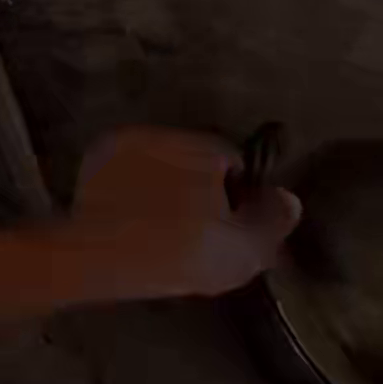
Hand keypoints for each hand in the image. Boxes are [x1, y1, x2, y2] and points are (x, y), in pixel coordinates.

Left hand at [0, 126, 300, 337]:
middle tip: (196, 216)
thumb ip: (272, 220)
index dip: (235, 186)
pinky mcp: (96, 152)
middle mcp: (162, 132)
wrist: (107, 250)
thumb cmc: (181, 251)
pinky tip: (133, 204)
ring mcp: (124, 139)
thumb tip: (286, 196)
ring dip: (163, 173)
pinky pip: (124, 161)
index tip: (231, 213)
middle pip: (191, 151)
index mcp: (201, 147)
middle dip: (197, 176)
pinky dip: (131, 175)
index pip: (230, 156)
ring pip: (156, 154)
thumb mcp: (245, 250)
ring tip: (163, 212)